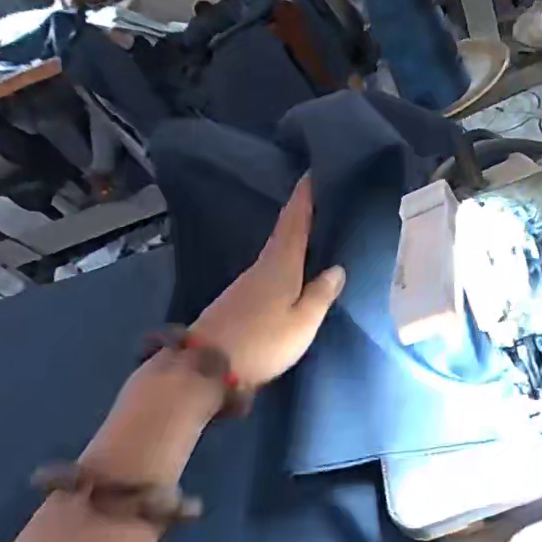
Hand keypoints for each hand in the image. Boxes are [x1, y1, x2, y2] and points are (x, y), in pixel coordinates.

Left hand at [189, 176, 346, 386]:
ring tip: (315, 234)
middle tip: (321, 200)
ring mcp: (245, 286)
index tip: (311, 173)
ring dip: (294, 242)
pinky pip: (269, 274)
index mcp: (279, 266)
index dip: (303, 199)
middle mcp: (260, 269)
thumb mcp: (302, 322)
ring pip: (276, 255)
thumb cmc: (261, 342)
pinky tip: (293, 272)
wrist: (204, 369)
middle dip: (301, 216)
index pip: (294, 224)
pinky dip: (284, 264)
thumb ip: (320, 294)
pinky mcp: (238, 303)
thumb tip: (336, 268)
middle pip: (284, 236)